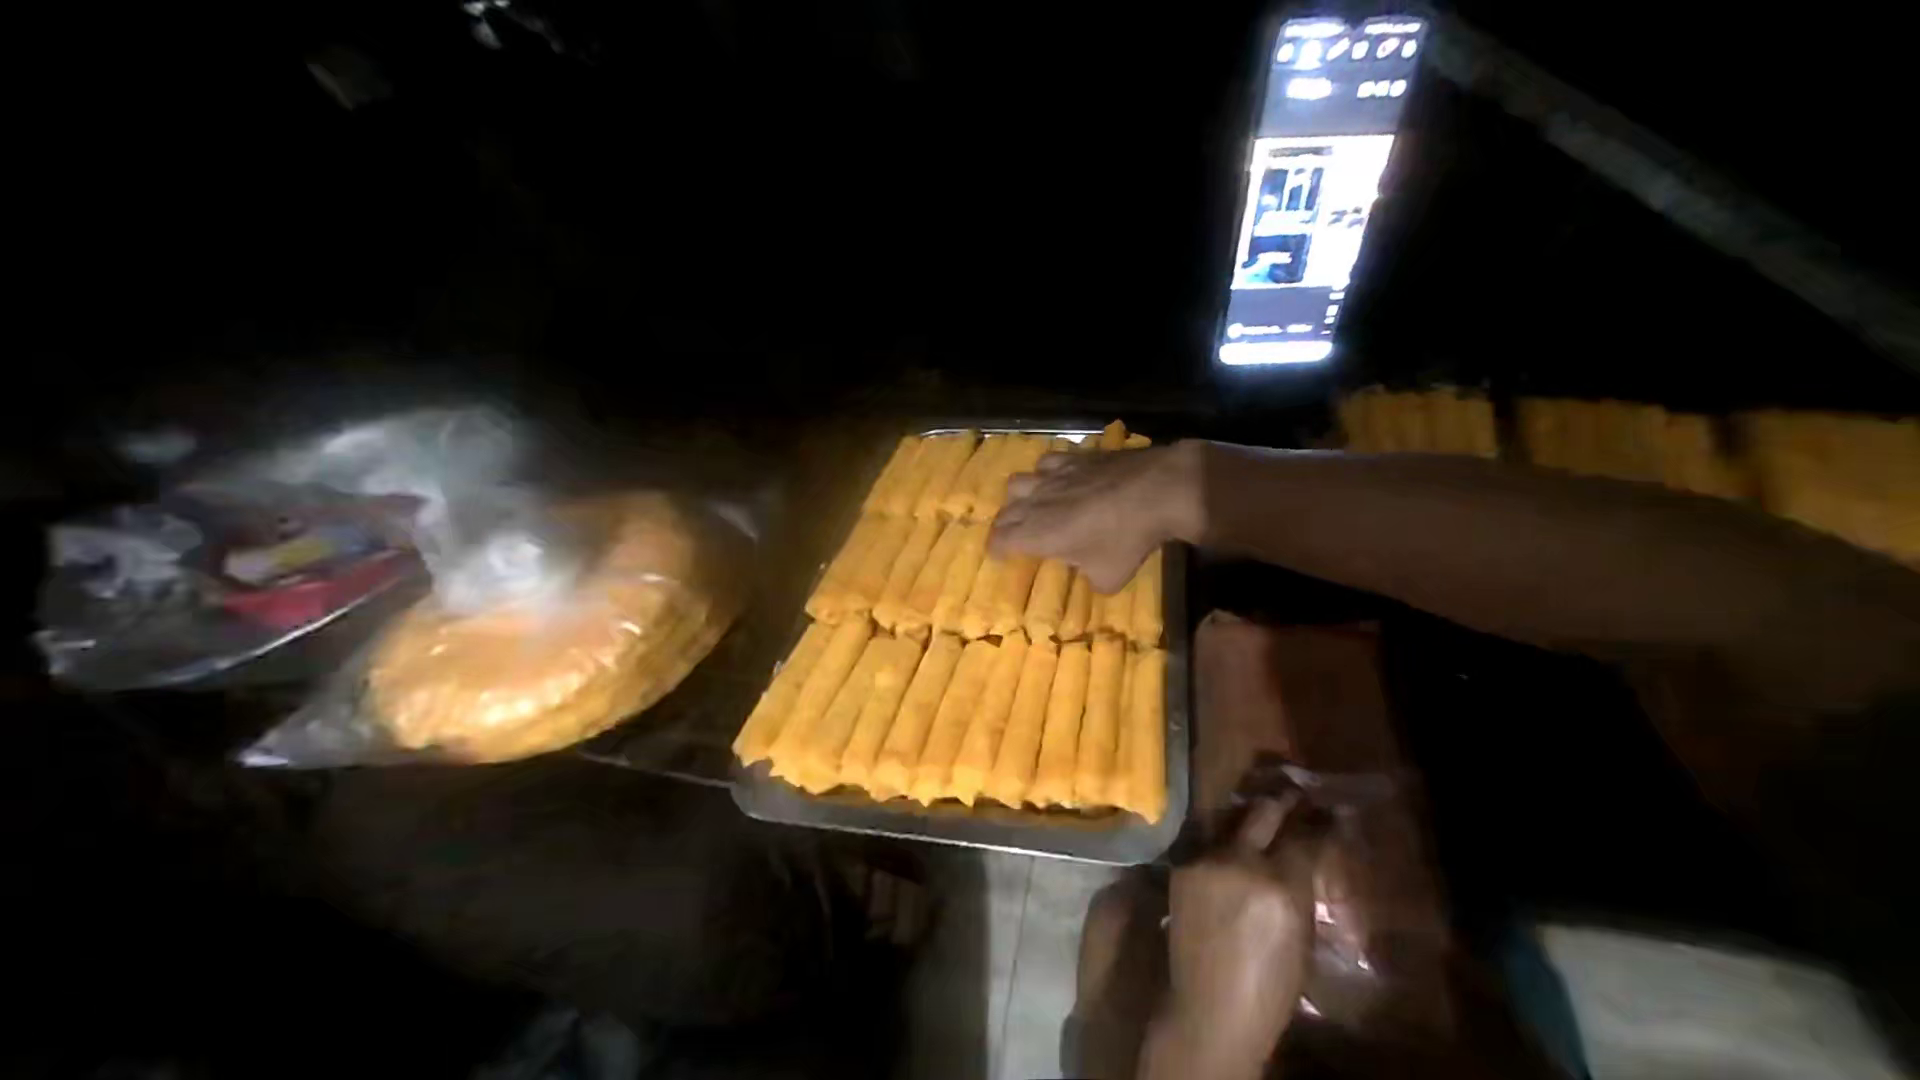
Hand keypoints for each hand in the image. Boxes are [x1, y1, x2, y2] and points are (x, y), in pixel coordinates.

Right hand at [989, 440, 1205, 592]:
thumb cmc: (1126, 539)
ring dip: (1019, 497)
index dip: (996, 550)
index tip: (1001, 556)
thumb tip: (1091, 578)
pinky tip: (1058, 479)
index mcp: (1037, 534)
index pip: (999, 540)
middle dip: (1004, 527)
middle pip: (1005, 512)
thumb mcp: (1109, 577)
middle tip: (1014, 536)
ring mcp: (1053, 476)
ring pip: (1017, 482)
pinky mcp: (1073, 458)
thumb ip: (1091, 581)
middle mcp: (1036, 502)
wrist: (1156, 491)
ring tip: (1031, 505)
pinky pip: (1046, 462)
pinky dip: (1045, 473)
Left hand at [1139, 795, 1322, 1079]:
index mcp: (1280, 885)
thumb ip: (1300, 888)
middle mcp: (1240, 862)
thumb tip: (1305, 855)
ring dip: (1248, 823)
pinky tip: (1232, 855)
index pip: (1303, 839)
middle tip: (1295, 791)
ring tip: (1263, 818)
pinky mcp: (1182, 868)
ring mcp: (1206, 861)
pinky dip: (1224, 850)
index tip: (1328, 812)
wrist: (1210, 1007)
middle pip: (1263, 813)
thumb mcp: (1300, 936)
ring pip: (1232, 828)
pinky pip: (1209, 849)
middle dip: (1282, 800)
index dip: (1319, 824)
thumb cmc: (1270, 986)